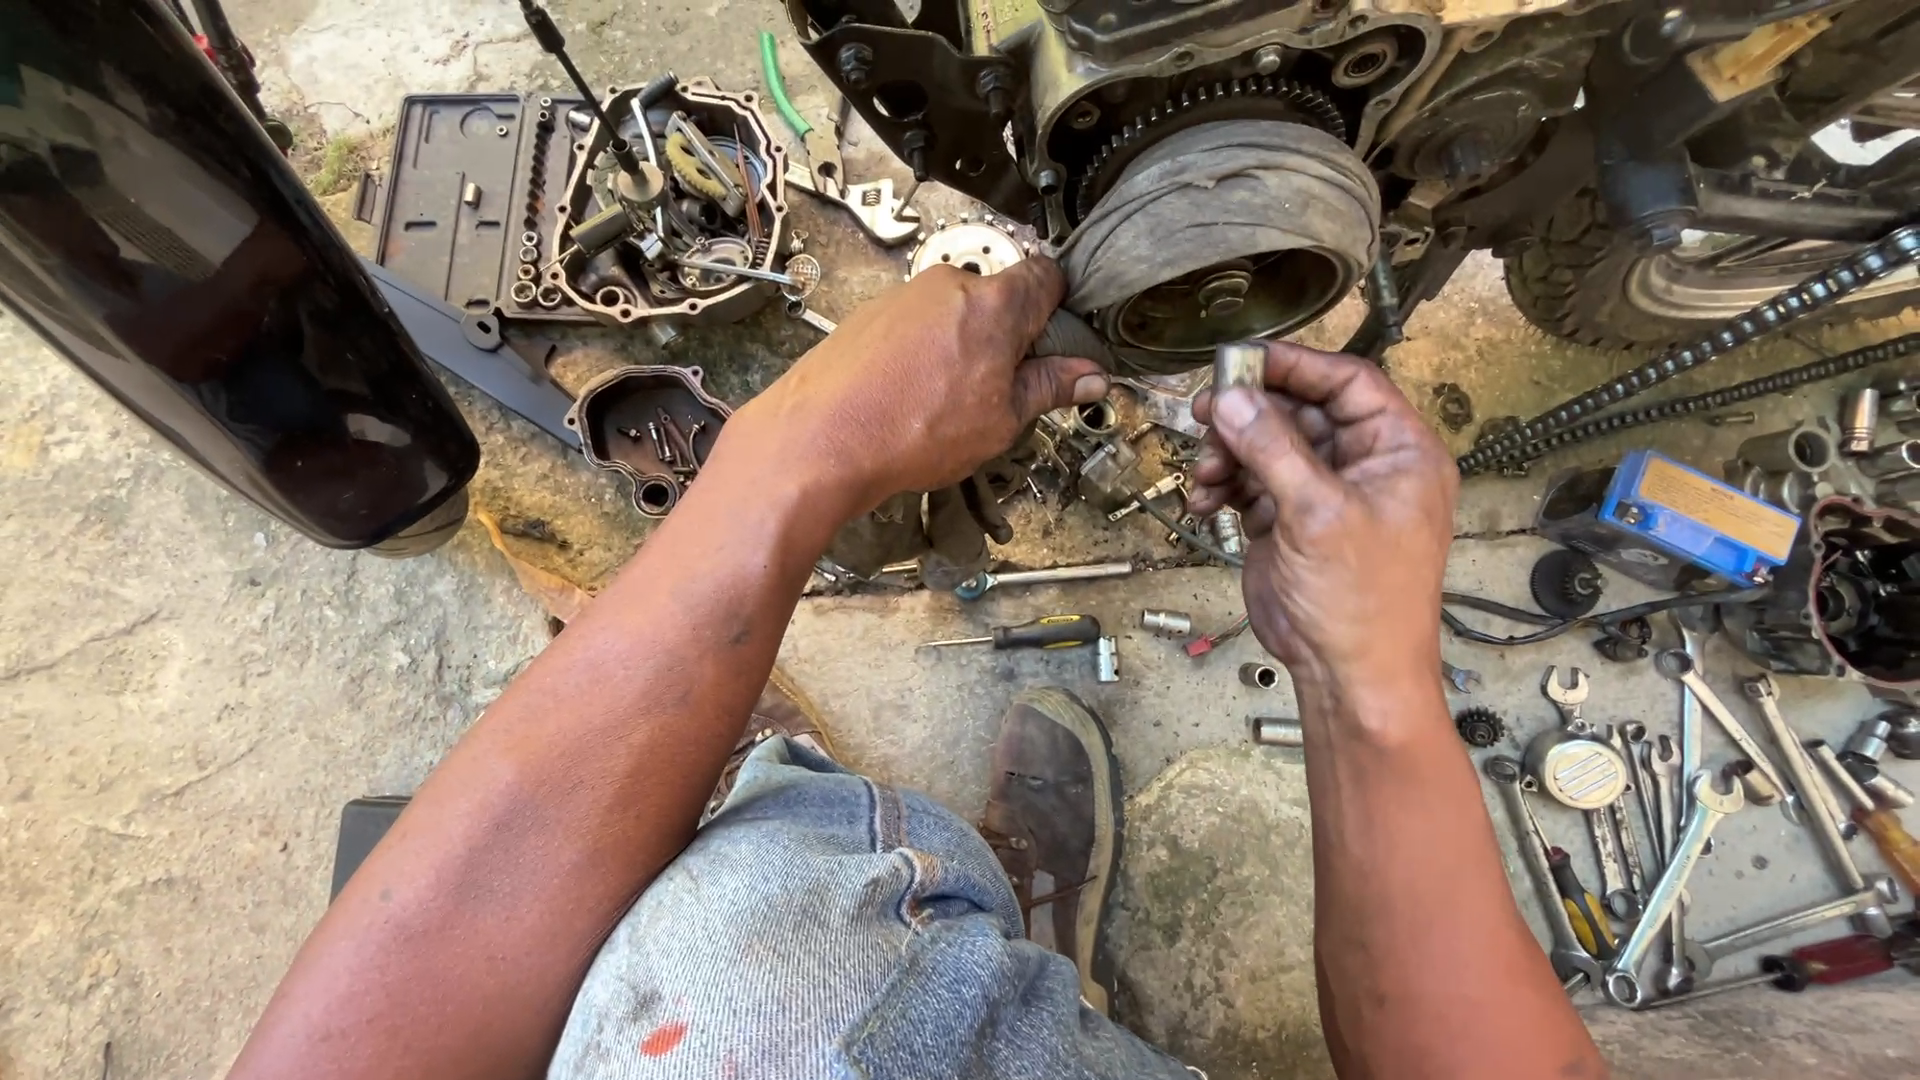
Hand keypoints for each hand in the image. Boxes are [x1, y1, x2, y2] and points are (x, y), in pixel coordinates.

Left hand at [733, 257, 1107, 510]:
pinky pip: (917, 327)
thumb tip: (1087, 377)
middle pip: (998, 299)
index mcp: (994, 303)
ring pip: (955, 316)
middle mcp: (948, 285)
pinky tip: (914, 398)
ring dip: (965, 350)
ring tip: (949, 405)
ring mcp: (905, 297)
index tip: (1058, 345)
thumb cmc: (909, 430)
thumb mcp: (1000, 420)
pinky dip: (926, 355)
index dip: (1059, 310)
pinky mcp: (872, 315)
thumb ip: (1047, 389)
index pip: (1047, 277)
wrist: (822, 439)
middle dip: (1009, 340)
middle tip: (1005, 391)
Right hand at [1187, 342, 1456, 690]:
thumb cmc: (1361, 600)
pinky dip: (1223, 489)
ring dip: (1228, 455)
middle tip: (1203, 415)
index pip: (1347, 384)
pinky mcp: (1287, 521)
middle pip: (1296, 414)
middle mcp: (1360, 466)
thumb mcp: (1317, 513)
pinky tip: (1206, 504)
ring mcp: (1320, 494)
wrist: (1345, 670)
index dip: (1295, 366)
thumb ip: (1272, 449)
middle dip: (1247, 417)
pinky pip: (1249, 485)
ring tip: (1206, 475)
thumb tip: (1231, 399)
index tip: (1242, 361)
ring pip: (1265, 448)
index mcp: (1397, 452)